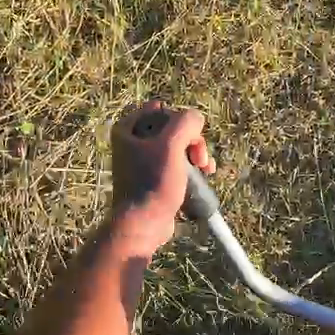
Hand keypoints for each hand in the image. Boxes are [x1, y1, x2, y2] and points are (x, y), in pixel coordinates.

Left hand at [107, 100, 215, 255]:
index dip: (179, 122)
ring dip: (196, 155)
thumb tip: (196, 117)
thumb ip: (185, 123)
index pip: (161, 110)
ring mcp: (143, 160)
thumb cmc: (153, 183)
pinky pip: (177, 164)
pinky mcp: (154, 177)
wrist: (144, 224)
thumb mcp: (171, 146)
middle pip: (173, 128)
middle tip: (200, 159)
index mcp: (128, 128)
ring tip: (206, 169)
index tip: (186, 141)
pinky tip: (204, 177)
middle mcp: (132, 141)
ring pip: (178, 147)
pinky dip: (191, 168)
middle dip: (192, 142)